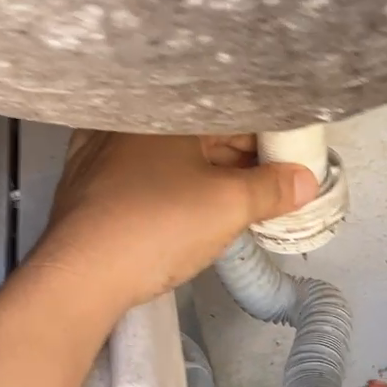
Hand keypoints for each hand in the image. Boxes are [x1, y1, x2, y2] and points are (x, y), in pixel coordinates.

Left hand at [25, 133, 318, 311]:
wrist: (81, 275)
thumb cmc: (156, 228)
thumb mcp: (226, 207)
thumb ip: (270, 189)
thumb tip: (305, 181)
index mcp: (165, 111)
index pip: (230, 113)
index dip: (264, 139)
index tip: (286, 163)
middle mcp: (128, 121)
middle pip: (197, 134)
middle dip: (234, 159)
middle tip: (266, 188)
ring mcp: (97, 154)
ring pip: (164, 157)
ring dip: (198, 176)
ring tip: (229, 202)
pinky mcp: (82, 189)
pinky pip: (136, 179)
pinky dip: (163, 189)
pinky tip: (176, 208)